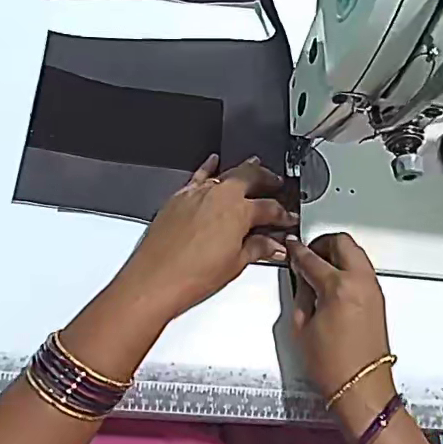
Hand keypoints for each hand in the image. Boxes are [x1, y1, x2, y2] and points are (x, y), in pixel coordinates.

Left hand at [109, 155, 294, 323]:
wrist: (154, 280)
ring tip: (255, 168)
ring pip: (225, 174)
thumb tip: (270, 245)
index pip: (270, 208)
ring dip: (242, 171)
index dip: (283, 214)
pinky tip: (213, 162)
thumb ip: (256, 248)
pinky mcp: (178, 198)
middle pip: (250, 177)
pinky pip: (197, 176)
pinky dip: (207, 168)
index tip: (288, 219)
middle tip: (278, 184)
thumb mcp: (234, 264)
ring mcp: (196, 194)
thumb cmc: (190, 275)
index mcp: (239, 211)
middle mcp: (218, 195)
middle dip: (268, 180)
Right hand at [287, 233, 391, 407]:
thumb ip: (301, 293)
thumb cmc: (333, 366)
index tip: (292, 247)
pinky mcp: (378, 300)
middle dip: (322, 243)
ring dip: (336, 253)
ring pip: (356, 253)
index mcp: (338, 287)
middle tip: (307, 252)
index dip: (297, 251)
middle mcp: (360, 283)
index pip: (312, 258)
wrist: (360, 387)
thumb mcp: (301, 327)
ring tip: (318, 266)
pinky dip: (347, 267)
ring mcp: (373, 290)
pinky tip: (332, 280)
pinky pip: (362, 270)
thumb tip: (301, 278)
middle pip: (342, 243)